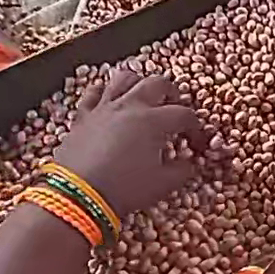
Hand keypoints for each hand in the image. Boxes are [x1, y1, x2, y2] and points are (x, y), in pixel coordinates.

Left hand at [53, 67, 207, 216]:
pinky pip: (93, 93)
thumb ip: (181, 171)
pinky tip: (108, 99)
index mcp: (154, 121)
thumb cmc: (125, 189)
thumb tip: (189, 163)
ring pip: (124, 78)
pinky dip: (104, 91)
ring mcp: (104, 108)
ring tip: (143, 95)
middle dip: (171, 93)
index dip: (194, 124)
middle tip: (174, 106)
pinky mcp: (82, 116)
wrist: (79, 195)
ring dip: (138, 82)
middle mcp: (130, 106)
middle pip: (157, 83)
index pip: (183, 114)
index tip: (196, 137)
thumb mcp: (162, 185)